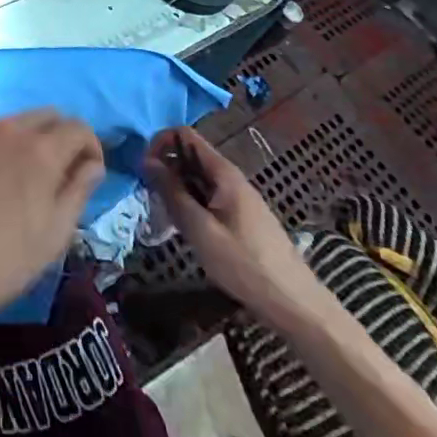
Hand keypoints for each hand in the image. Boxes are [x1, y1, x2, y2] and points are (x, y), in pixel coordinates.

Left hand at [0, 110, 105, 333]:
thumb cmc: (3, 260)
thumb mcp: (55, 234)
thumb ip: (79, 191)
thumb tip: (92, 165)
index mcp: (42, 148)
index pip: (79, 127)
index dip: (92, 146)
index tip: (92, 174)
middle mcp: (10, 131)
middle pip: (48, 115)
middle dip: (64, 136)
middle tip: (65, 173)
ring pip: (17, 121)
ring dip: (34, 137)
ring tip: (31, 177)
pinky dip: (4, 144)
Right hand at [142, 127, 309, 316]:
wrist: (293, 301)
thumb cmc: (244, 264)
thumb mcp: (200, 229)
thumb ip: (172, 193)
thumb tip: (147, 159)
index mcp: (223, 172)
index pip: (185, 135)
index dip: (160, 144)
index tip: (144, 170)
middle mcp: (231, 177)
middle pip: (190, 157)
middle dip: (166, 171)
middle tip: (151, 201)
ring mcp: (237, 197)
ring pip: (197, 180)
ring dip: (177, 191)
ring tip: (165, 220)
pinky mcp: (240, 215)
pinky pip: (208, 198)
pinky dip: (191, 206)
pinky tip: (187, 232)